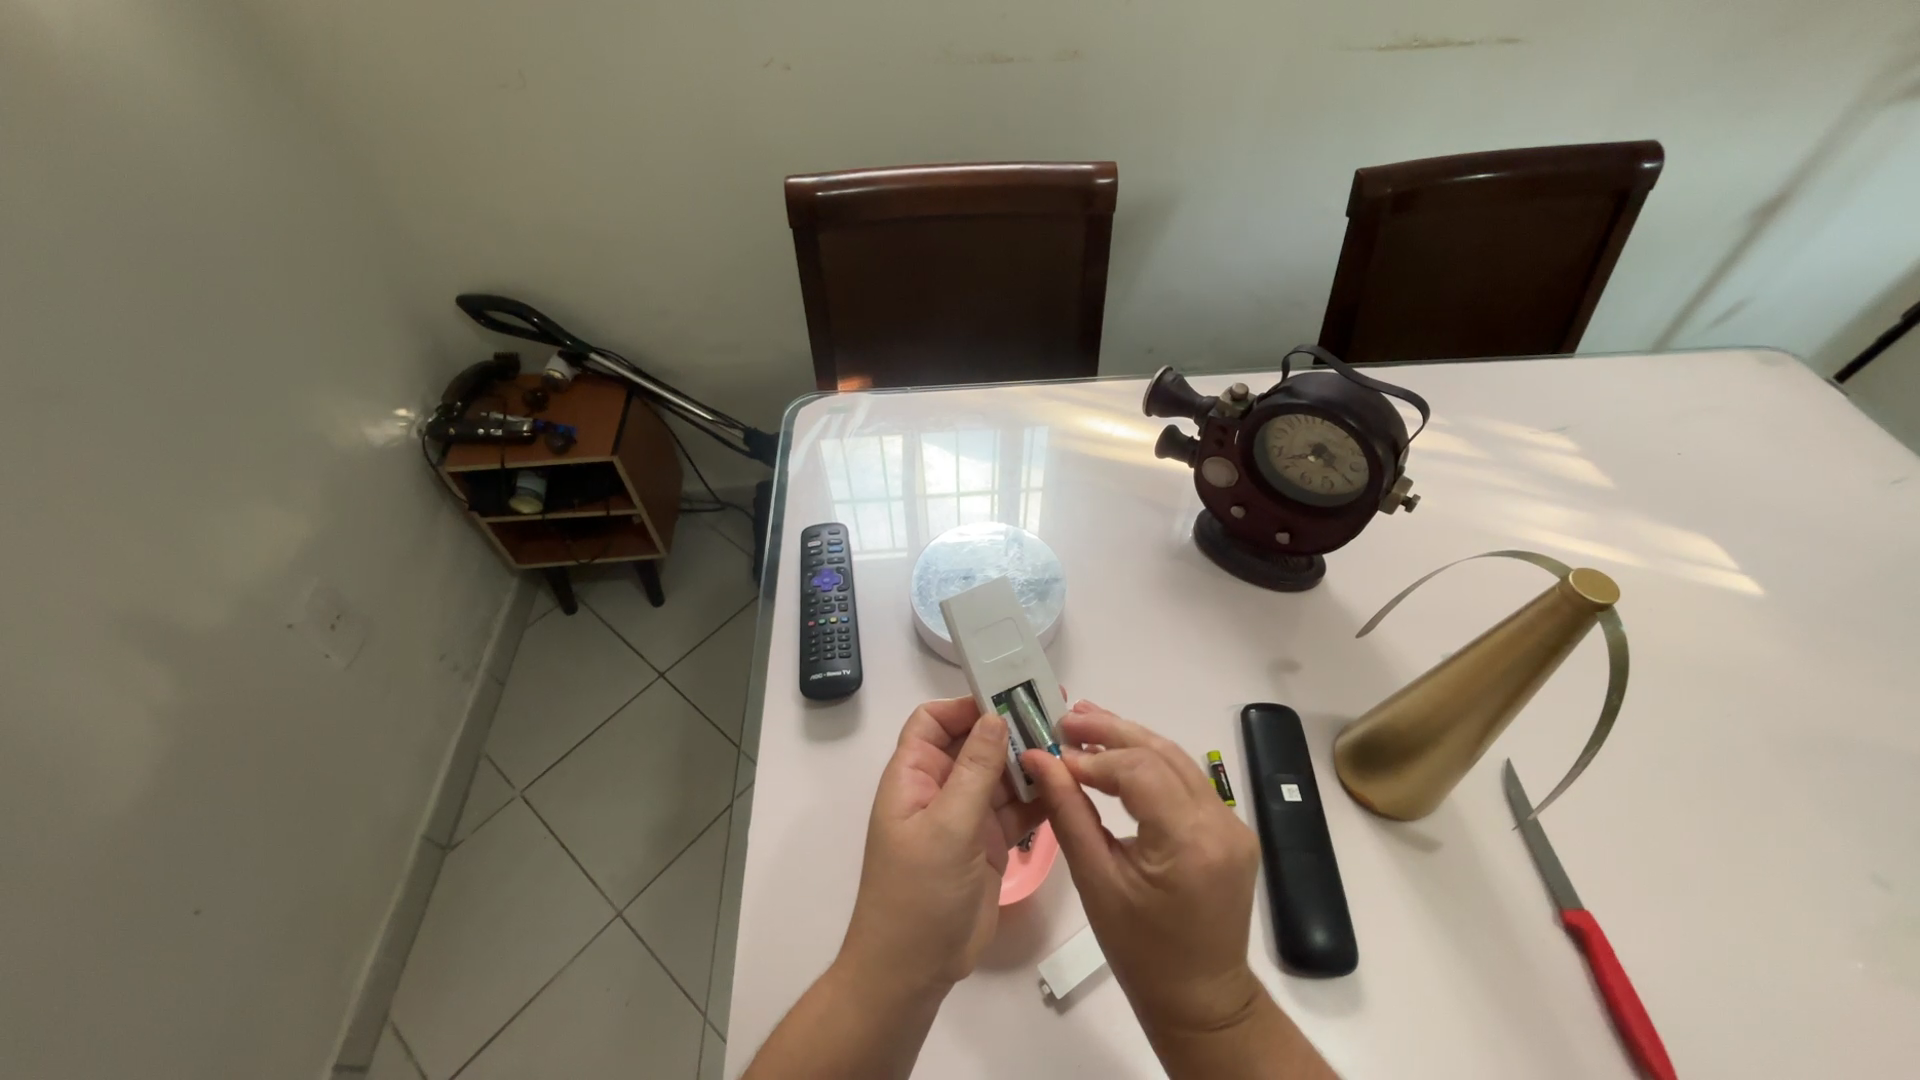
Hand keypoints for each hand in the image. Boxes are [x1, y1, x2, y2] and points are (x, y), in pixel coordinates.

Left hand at [838, 697, 1046, 996]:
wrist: (914, 969)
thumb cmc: (918, 892)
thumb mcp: (947, 826)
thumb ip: (975, 770)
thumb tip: (994, 716)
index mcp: (913, 776)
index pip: (934, 722)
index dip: (967, 705)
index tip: (1009, 696)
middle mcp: (938, 789)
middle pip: (974, 744)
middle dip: (1009, 729)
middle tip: (1056, 714)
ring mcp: (964, 817)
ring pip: (999, 775)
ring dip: (1029, 762)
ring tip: (1069, 746)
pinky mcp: (987, 843)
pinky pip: (1015, 809)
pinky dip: (1038, 798)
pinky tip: (1067, 786)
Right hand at [1021, 702, 1264, 1036]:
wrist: (1200, 998)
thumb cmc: (1140, 950)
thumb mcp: (1095, 881)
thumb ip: (1068, 812)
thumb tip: (1038, 760)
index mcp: (1189, 842)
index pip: (1139, 771)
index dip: (1093, 756)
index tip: (1052, 753)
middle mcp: (1221, 823)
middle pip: (1163, 753)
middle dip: (1111, 731)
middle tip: (1066, 718)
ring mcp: (1232, 824)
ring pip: (1177, 760)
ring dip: (1131, 740)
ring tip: (1085, 722)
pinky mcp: (1231, 828)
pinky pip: (1187, 782)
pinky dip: (1150, 764)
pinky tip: (1119, 756)